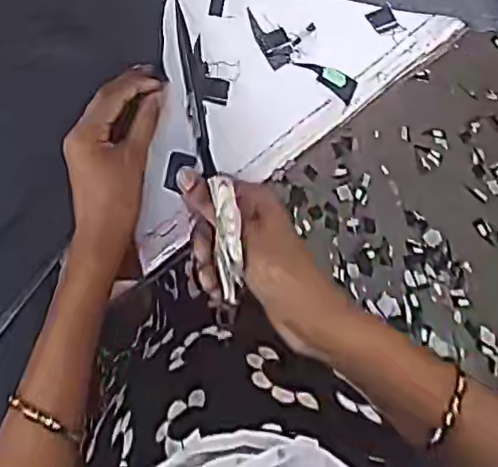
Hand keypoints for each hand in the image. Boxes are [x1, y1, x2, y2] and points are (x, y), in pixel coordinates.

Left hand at [62, 67, 163, 272]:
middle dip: (130, 84)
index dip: (136, 83)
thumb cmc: (112, 209)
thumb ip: (146, 123)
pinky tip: (137, 110)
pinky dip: (122, 113)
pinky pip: (105, 123)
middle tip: (151, 76)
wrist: (102, 238)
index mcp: (84, 134)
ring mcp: (80, 145)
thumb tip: (154, 100)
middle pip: (105, 98)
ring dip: (126, 96)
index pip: (111, 95)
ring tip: (147, 87)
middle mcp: (77, 136)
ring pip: (104, 108)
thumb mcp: (135, 158)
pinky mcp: (88, 153)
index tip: (155, 80)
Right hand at [180, 171, 364, 361]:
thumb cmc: (286, 276)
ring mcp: (251, 242)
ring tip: (215, 279)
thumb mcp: (239, 236)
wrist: (309, 319)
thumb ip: (211, 206)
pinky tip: (220, 288)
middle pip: (210, 218)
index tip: (196, 225)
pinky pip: (221, 263)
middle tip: (207, 257)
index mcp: (255, 199)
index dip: (199, 207)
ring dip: (208, 264)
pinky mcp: (249, 265)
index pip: (213, 189)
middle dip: (203, 242)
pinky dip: (216, 276)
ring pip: (212, 243)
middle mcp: (252, 217)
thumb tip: (188, 178)